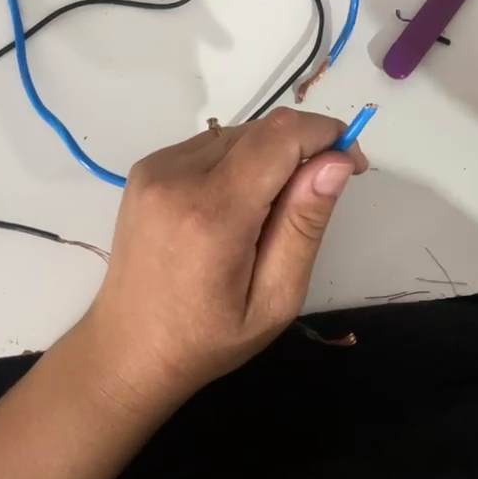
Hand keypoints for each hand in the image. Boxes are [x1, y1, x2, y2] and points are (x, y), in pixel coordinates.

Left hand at [73, 107, 366, 417]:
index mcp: (212, 214)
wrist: (126, 348)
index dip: (325, 135)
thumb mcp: (275, 299)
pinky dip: (237, 161)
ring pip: (238, 133)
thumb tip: (336, 162)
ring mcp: (157, 167)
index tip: (351, 162)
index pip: (280, 137)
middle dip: (302, 148)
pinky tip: (234, 204)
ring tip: (267, 211)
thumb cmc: (208, 338)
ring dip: (269, 155)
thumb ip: (305, 225)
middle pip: (262, 130)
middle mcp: (178, 176)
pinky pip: (210, 144)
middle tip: (317, 194)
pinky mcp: (146, 167)